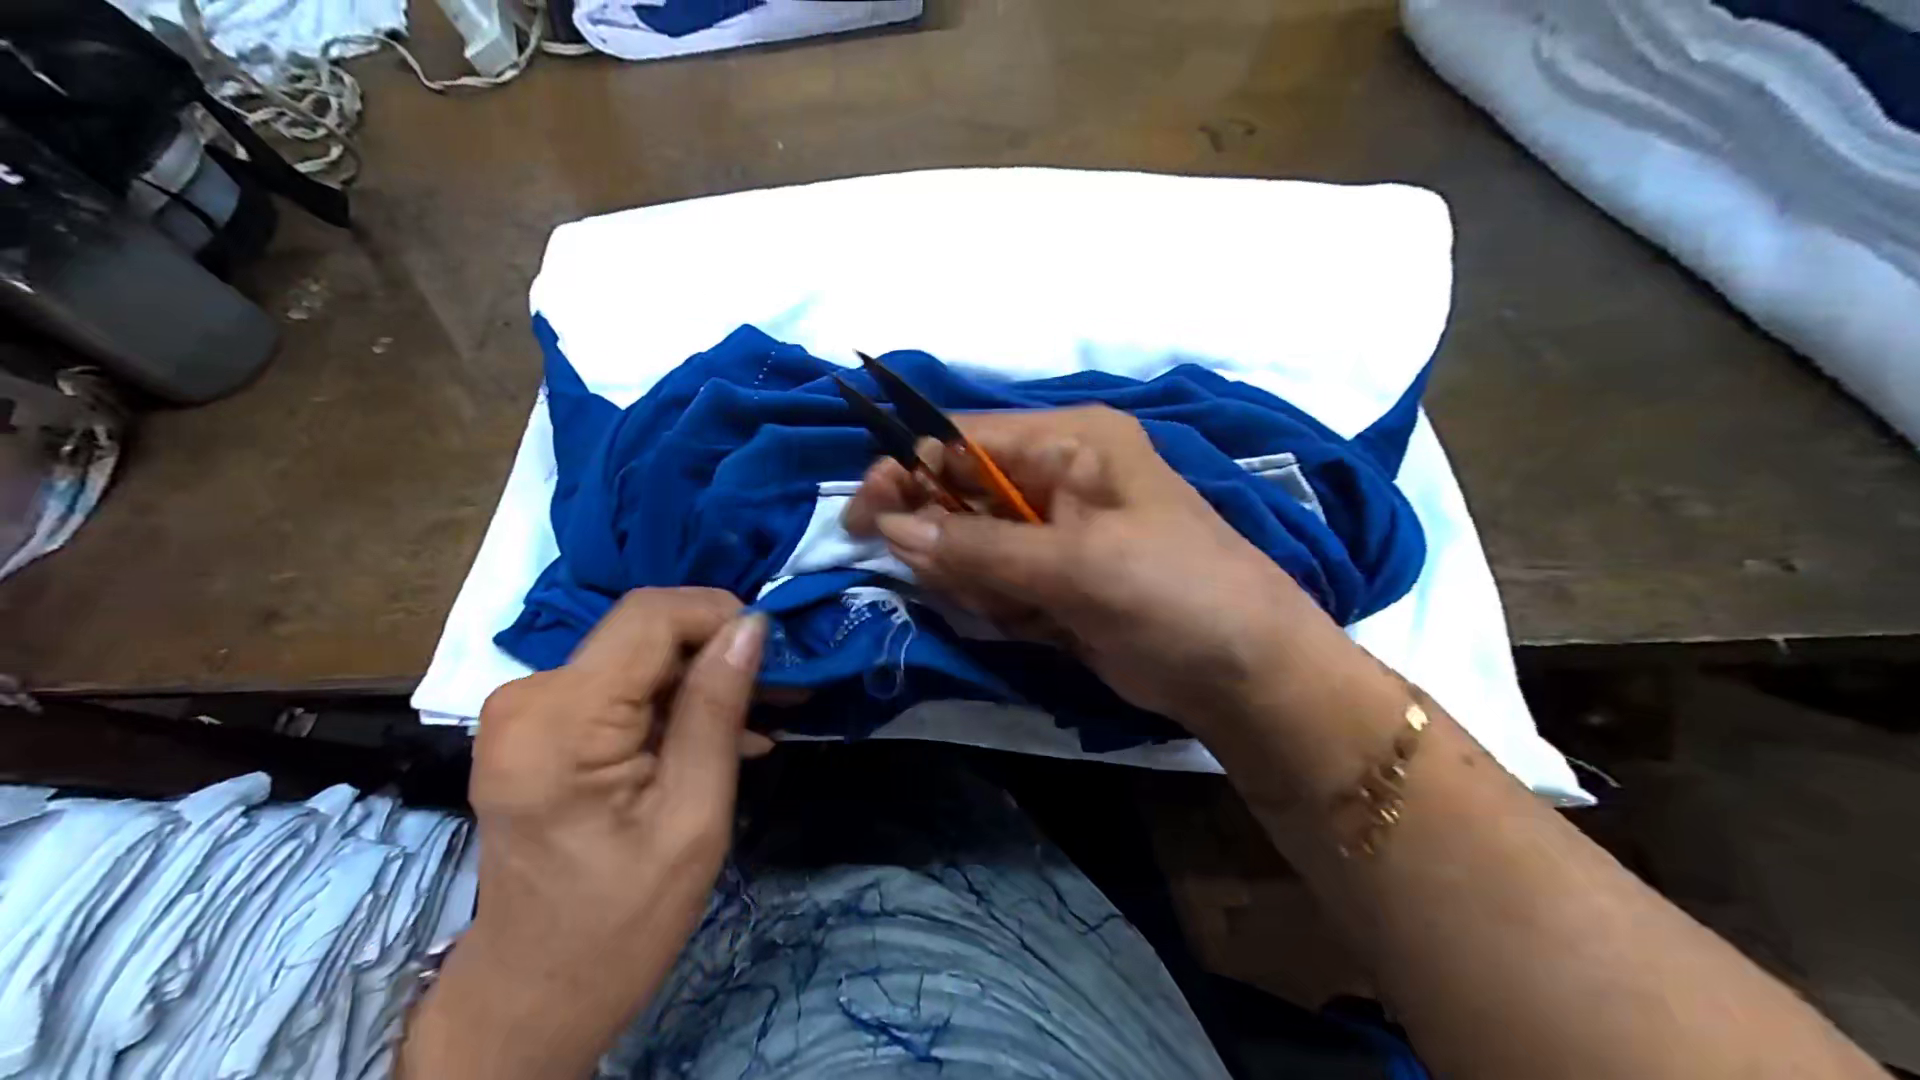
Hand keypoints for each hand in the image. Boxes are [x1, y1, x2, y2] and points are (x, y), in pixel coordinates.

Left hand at [402, 588, 767, 1079]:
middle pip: (643, 631)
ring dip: (703, 678)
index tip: (777, 653)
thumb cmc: (623, 922)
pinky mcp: (539, 724)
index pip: (650, 615)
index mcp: (559, 723)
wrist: (535, 992)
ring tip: (763, 716)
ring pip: (639, 655)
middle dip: (718, 649)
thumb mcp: (693, 816)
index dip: (721, 615)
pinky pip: (621, 685)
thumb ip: (717, 710)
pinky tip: (721, 736)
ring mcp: (527, 709)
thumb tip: (752, 626)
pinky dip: (674, 701)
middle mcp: (528, 697)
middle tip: (783, 687)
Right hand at [845, 406, 1352, 741]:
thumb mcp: (1077, 564)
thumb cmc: (1174, 594)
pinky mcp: (1053, 578)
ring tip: (1018, 611)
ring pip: (971, 542)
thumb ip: (979, 546)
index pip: (966, 440)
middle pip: (962, 490)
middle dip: (942, 534)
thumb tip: (890, 526)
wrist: (1243, 674)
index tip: (863, 515)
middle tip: (939, 578)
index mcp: (1072, 444)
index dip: (909, 469)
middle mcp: (1059, 477)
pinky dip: (993, 604)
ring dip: (972, 579)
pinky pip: (993, 580)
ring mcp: (1055, 532)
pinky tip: (1029, 624)